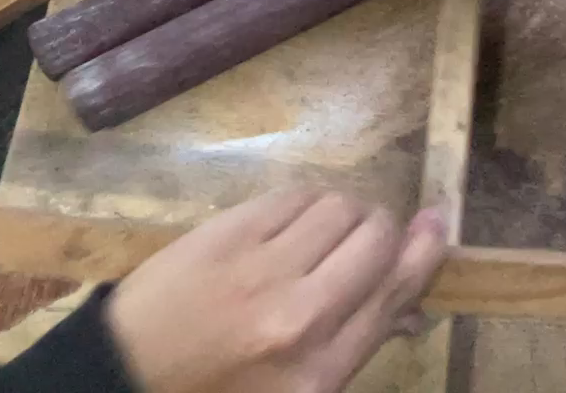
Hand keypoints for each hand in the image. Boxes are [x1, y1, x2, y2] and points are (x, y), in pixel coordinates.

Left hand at [106, 192, 446, 392]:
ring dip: (342, 213)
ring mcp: (263, 267)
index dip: (424, 250)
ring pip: (339, 205)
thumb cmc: (223, 389)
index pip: (395, 290)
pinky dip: (306, 202)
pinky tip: (289, 223)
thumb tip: (415, 302)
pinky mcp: (232, 229)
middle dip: (382, 229)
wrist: (129, 374)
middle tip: (365, 238)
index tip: (437, 224)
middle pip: (376, 235)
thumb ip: (359, 341)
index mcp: (322, 371)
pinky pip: (297, 192)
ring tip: (320, 234)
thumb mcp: (298, 391)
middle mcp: (301, 315)